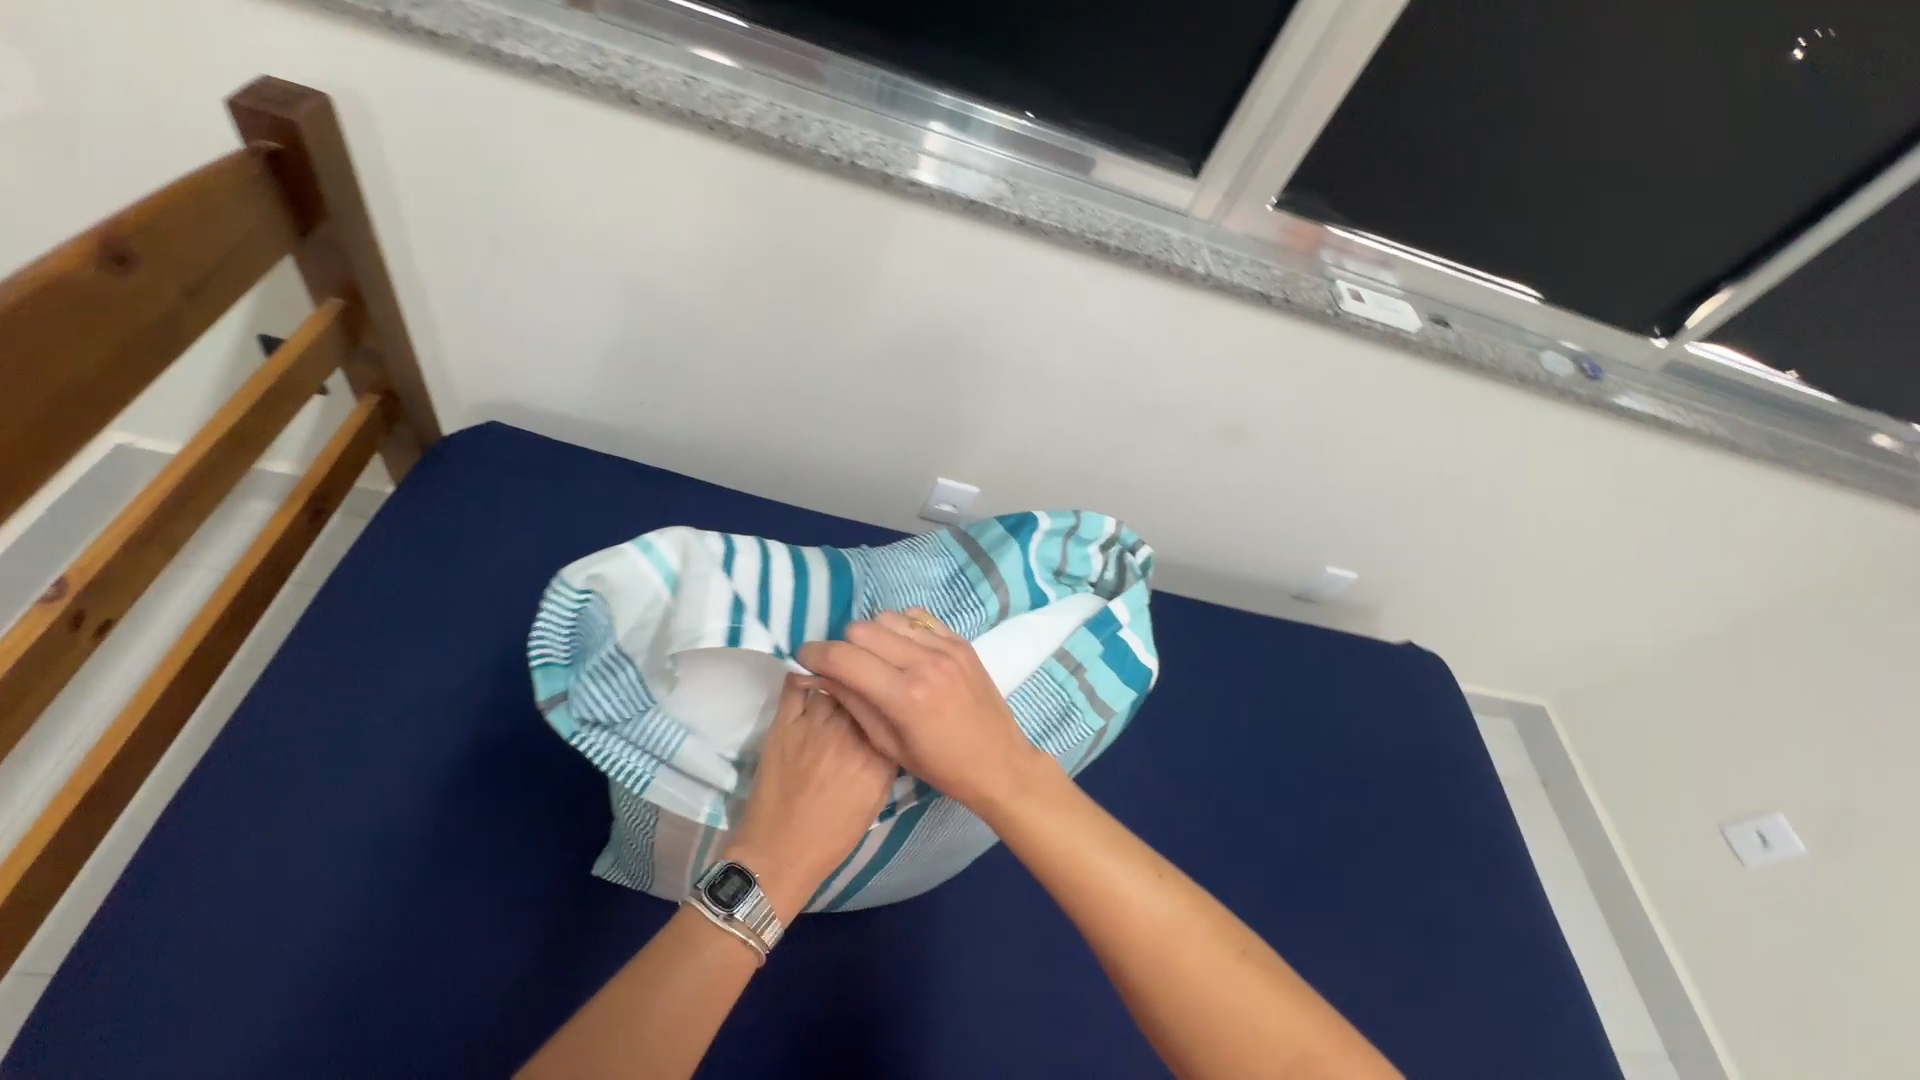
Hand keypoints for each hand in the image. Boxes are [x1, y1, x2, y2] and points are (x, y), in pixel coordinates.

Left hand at [722, 676, 894, 920]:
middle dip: (867, 683)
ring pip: (833, 680)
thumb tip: (890, 729)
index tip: (889, 694)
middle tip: (866, 679)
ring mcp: (814, 725)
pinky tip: (809, 673)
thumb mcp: (877, 799)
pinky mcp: (783, 724)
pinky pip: (795, 685)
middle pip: (864, 689)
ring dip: (839, 675)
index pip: (891, 708)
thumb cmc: (834, 834)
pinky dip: (804, 675)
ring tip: (841, 672)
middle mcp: (849, 733)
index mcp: (877, 754)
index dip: (889, 698)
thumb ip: (888, 759)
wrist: (781, 851)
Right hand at [795, 608, 1059, 815]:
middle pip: (861, 629)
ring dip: (873, 635)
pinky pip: (917, 616)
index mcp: (905, 697)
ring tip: (878, 660)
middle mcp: (925, 663)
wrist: (998, 762)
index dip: (814, 655)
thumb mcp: (888, 745)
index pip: (843, 658)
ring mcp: (946, 648)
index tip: (805, 660)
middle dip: (844, 646)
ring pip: (887, 617)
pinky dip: (901, 628)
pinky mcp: (961, 641)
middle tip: (847, 668)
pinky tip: (904, 651)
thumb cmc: (940, 766)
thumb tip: (818, 675)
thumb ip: (852, 702)